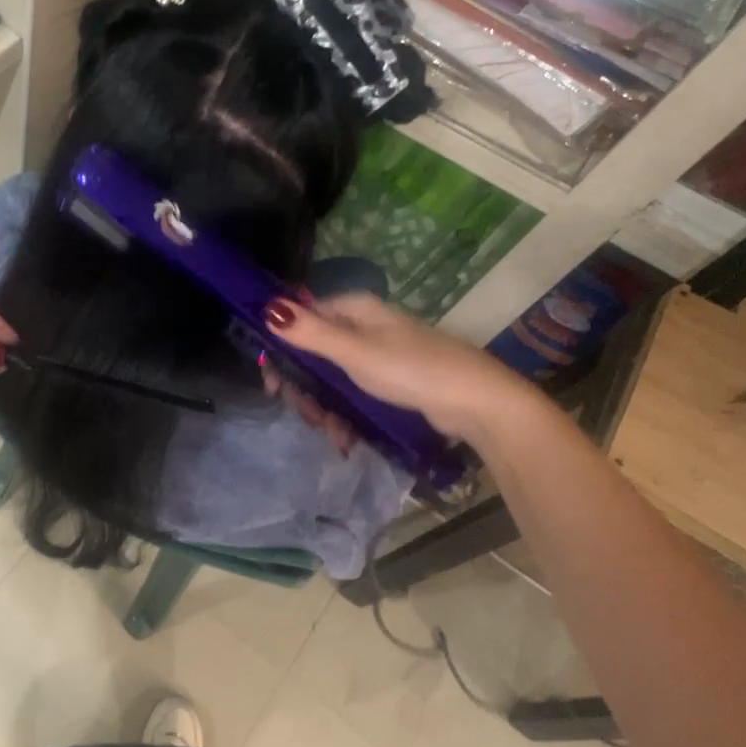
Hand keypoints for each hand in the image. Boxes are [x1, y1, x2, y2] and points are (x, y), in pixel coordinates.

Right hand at [266, 293, 537, 442]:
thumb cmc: (414, 371)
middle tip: (307, 415)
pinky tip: (347, 438)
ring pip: (331, 379)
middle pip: (313, 354)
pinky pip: (353, 395)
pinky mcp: (391, 382)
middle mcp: (364, 327)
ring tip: (333, 434)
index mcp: (355, 310)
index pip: (302, 319)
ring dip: (324, 409)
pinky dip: (345, 416)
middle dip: (305, 389)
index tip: (272, 382)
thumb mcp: (355, 352)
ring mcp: (379, 356)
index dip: (282, 349)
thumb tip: (267, 308)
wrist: (478, 404)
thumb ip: (310, 333)